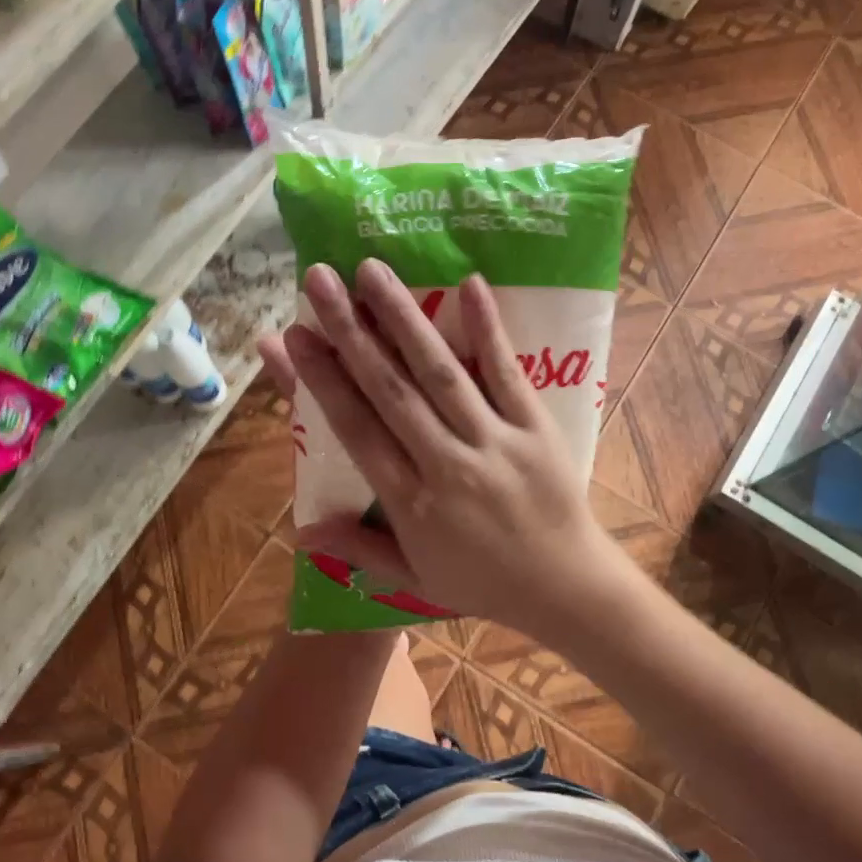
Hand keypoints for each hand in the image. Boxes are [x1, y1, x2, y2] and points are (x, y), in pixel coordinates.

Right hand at [278, 259, 629, 638]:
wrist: (566, 591)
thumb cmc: (484, 585)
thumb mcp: (414, 579)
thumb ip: (360, 550)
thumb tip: (301, 532)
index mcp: (411, 503)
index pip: (357, 430)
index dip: (322, 380)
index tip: (295, 336)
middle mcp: (446, 465)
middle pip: (390, 390)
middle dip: (350, 332)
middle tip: (320, 280)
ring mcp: (494, 442)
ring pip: (440, 373)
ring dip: (403, 319)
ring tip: (372, 271)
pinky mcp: (535, 428)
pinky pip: (507, 374)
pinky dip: (487, 330)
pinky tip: (468, 284)